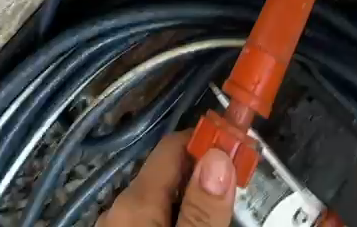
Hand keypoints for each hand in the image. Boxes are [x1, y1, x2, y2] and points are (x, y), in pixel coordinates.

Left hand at [97, 133, 235, 226]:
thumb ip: (202, 209)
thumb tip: (218, 155)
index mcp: (133, 200)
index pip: (173, 146)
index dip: (207, 140)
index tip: (239, 145)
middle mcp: (117, 208)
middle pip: (168, 174)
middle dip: (202, 175)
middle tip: (238, 186)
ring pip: (159, 201)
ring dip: (190, 200)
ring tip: (221, 211)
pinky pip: (149, 220)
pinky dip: (173, 218)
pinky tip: (192, 225)